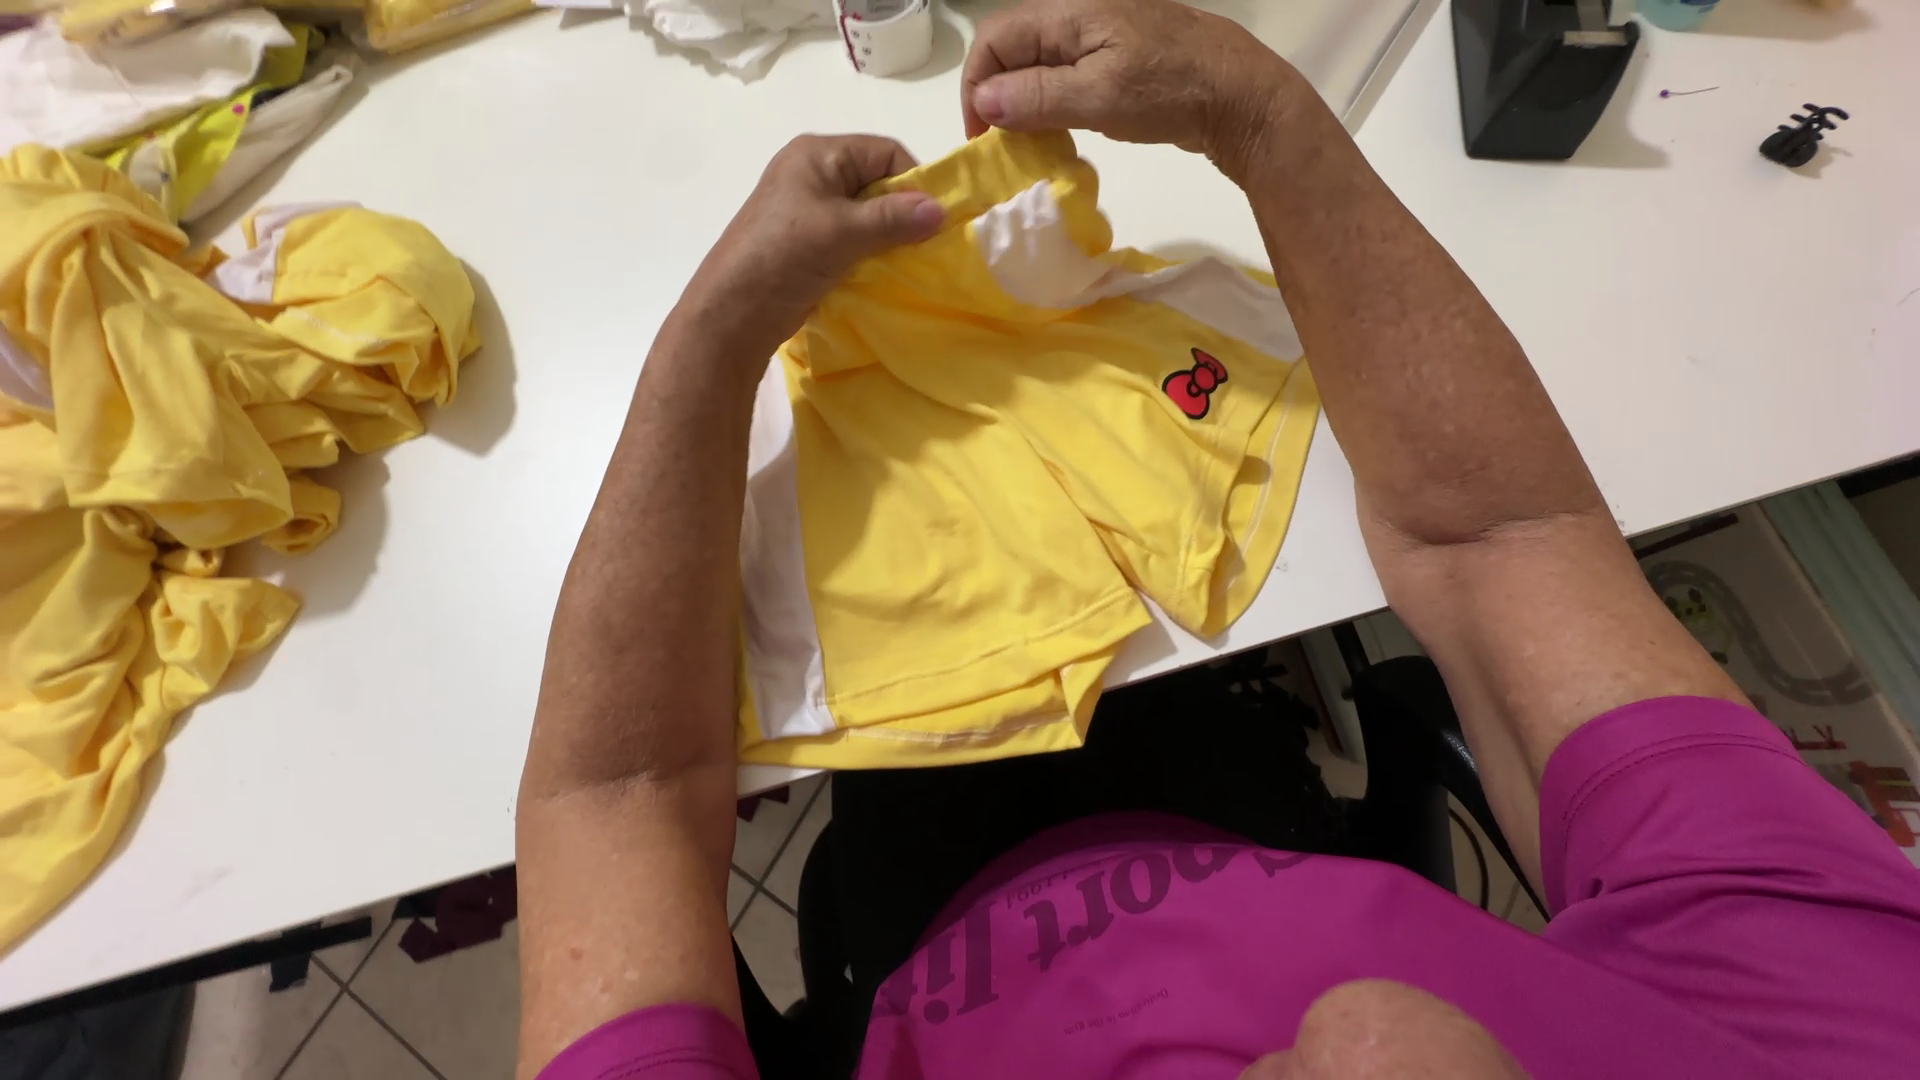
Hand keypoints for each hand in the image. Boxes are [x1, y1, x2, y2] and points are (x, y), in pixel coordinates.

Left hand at [675, 135, 943, 357]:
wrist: (736, 310)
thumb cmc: (783, 256)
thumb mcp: (842, 231)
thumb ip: (892, 219)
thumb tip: (941, 210)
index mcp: (818, 154)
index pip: (884, 153)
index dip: (914, 182)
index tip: (934, 219)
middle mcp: (815, 175)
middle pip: (877, 184)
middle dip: (903, 213)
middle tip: (925, 245)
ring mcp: (811, 212)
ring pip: (868, 217)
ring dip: (889, 239)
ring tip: (908, 263)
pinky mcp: (811, 246)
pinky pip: (854, 242)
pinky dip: (873, 255)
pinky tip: (885, 275)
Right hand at [960, 0, 1301, 182]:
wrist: (1237, 96)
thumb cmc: (1168, 92)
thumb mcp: (1098, 97)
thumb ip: (1037, 97)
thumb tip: (983, 102)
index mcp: (1069, 14)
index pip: (995, 39)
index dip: (977, 86)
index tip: (983, 138)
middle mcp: (1077, 18)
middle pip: (1012, 52)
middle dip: (996, 98)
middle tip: (1002, 148)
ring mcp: (1097, 40)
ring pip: (1036, 68)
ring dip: (1022, 107)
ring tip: (1027, 147)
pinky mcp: (1114, 63)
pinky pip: (1063, 81)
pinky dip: (1050, 109)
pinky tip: (1059, 137)